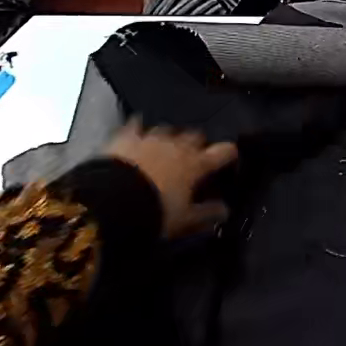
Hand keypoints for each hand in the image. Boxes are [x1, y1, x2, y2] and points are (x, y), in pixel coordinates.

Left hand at [104, 121, 238, 238]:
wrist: (114, 200)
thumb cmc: (157, 211)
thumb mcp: (185, 220)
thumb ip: (207, 213)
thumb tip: (226, 211)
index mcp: (197, 164)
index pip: (223, 152)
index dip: (229, 153)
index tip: (231, 157)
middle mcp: (179, 145)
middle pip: (196, 135)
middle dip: (197, 143)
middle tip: (193, 156)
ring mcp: (153, 137)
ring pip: (168, 130)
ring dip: (169, 138)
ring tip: (164, 147)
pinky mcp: (127, 136)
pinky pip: (136, 125)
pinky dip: (138, 128)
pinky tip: (137, 130)